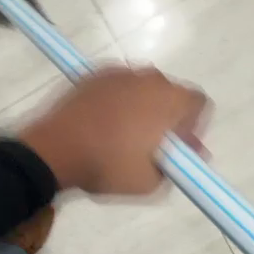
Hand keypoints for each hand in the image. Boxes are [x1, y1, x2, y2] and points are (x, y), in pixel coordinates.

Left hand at [16, 65, 207, 196]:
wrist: (53, 150)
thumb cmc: (106, 166)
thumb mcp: (149, 182)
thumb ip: (179, 166)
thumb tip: (190, 153)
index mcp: (170, 99)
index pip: (199, 104)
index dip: (192, 127)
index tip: (176, 146)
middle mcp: (149, 77)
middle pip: (171, 94)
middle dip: (167, 116)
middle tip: (150, 144)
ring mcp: (119, 71)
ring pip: (143, 88)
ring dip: (141, 107)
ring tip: (121, 134)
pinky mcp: (93, 73)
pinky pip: (117, 85)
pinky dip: (116, 99)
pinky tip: (101, 122)